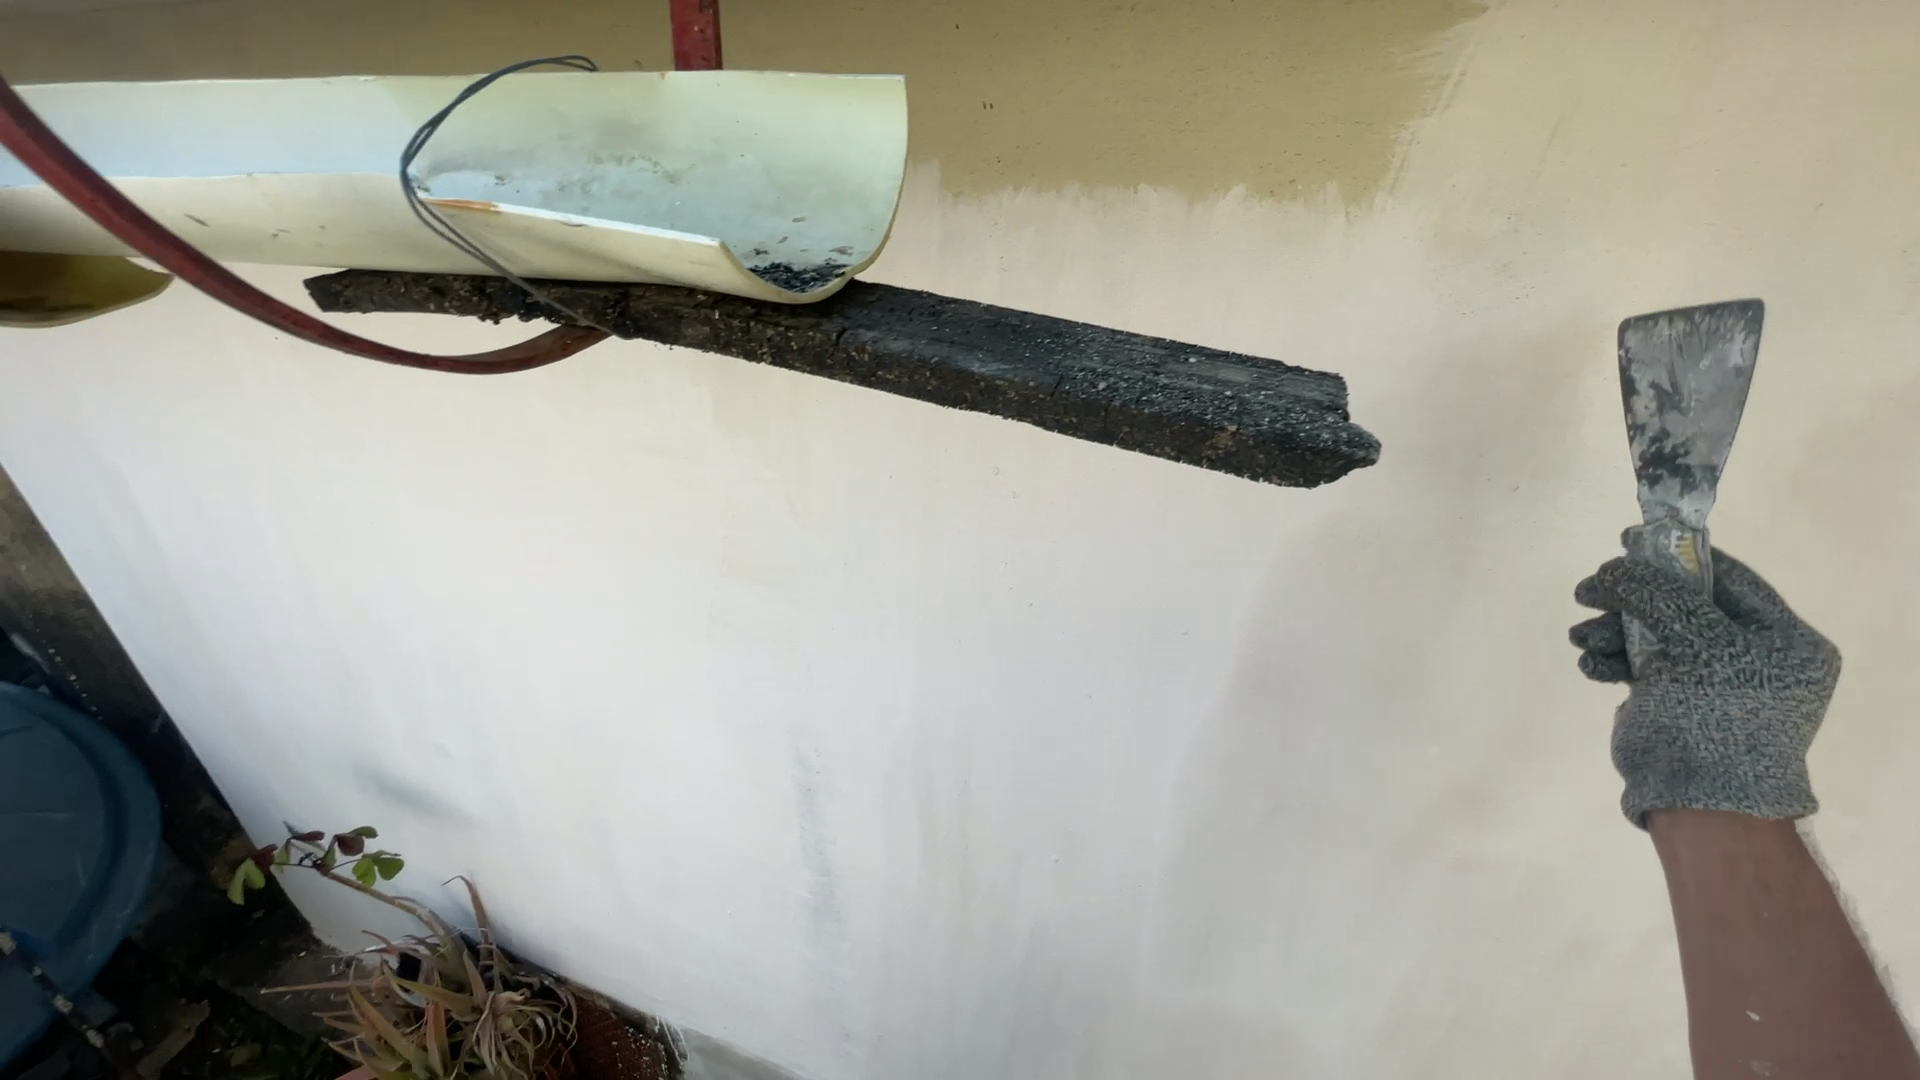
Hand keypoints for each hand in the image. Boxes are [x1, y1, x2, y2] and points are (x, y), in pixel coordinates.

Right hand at [1570, 548, 1841, 826]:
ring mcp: (1708, 677)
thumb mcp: (1698, 642)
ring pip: (1647, 632)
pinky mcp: (1671, 696)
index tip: (1626, 542)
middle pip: (1676, 603)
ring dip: (1608, 630)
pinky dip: (1608, 659)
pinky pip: (1635, 662)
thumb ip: (1660, 596)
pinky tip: (1592, 667)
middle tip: (1586, 592)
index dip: (1675, 557)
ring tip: (1582, 640)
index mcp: (1781, 639)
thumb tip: (1617, 568)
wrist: (1701, 793)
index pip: (1727, 578)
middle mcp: (1749, 654)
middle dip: (1627, 598)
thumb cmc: (1718, 713)